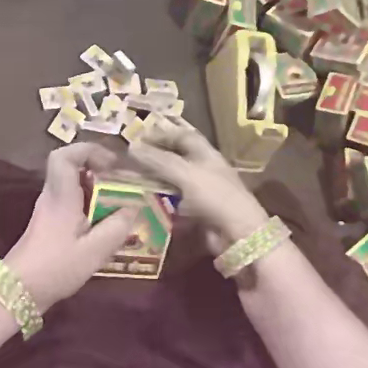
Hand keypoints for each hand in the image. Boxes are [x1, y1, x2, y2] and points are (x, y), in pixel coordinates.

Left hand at [5, 143, 141, 309]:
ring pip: (71, 186)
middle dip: (98, 170)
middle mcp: (52, 197)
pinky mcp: (48, 225)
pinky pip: (71, 203)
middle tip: (121, 186)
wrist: (19, 291)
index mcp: (61, 196)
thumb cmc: (57, 267)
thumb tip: (134, 207)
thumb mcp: (95, 250)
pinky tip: (103, 225)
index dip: (89, 151)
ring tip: (118, 206)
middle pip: (70, 167)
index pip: (65, 156)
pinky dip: (89, 206)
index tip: (112, 166)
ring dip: (95, 190)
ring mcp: (48, 211)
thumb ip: (118, 226)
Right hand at [127, 115, 269, 252]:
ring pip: (173, 179)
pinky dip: (160, 198)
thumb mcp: (186, 173)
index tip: (139, 136)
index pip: (183, 135)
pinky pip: (174, 200)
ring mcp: (201, 191)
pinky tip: (143, 198)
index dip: (162, 133)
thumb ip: (159, 160)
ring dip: (155, 178)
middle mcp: (204, 169)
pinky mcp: (196, 211)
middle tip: (130, 157)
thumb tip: (132, 147)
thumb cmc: (215, 196)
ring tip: (131, 176)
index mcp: (206, 154)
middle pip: (177, 157)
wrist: (237, 234)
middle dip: (155, 156)